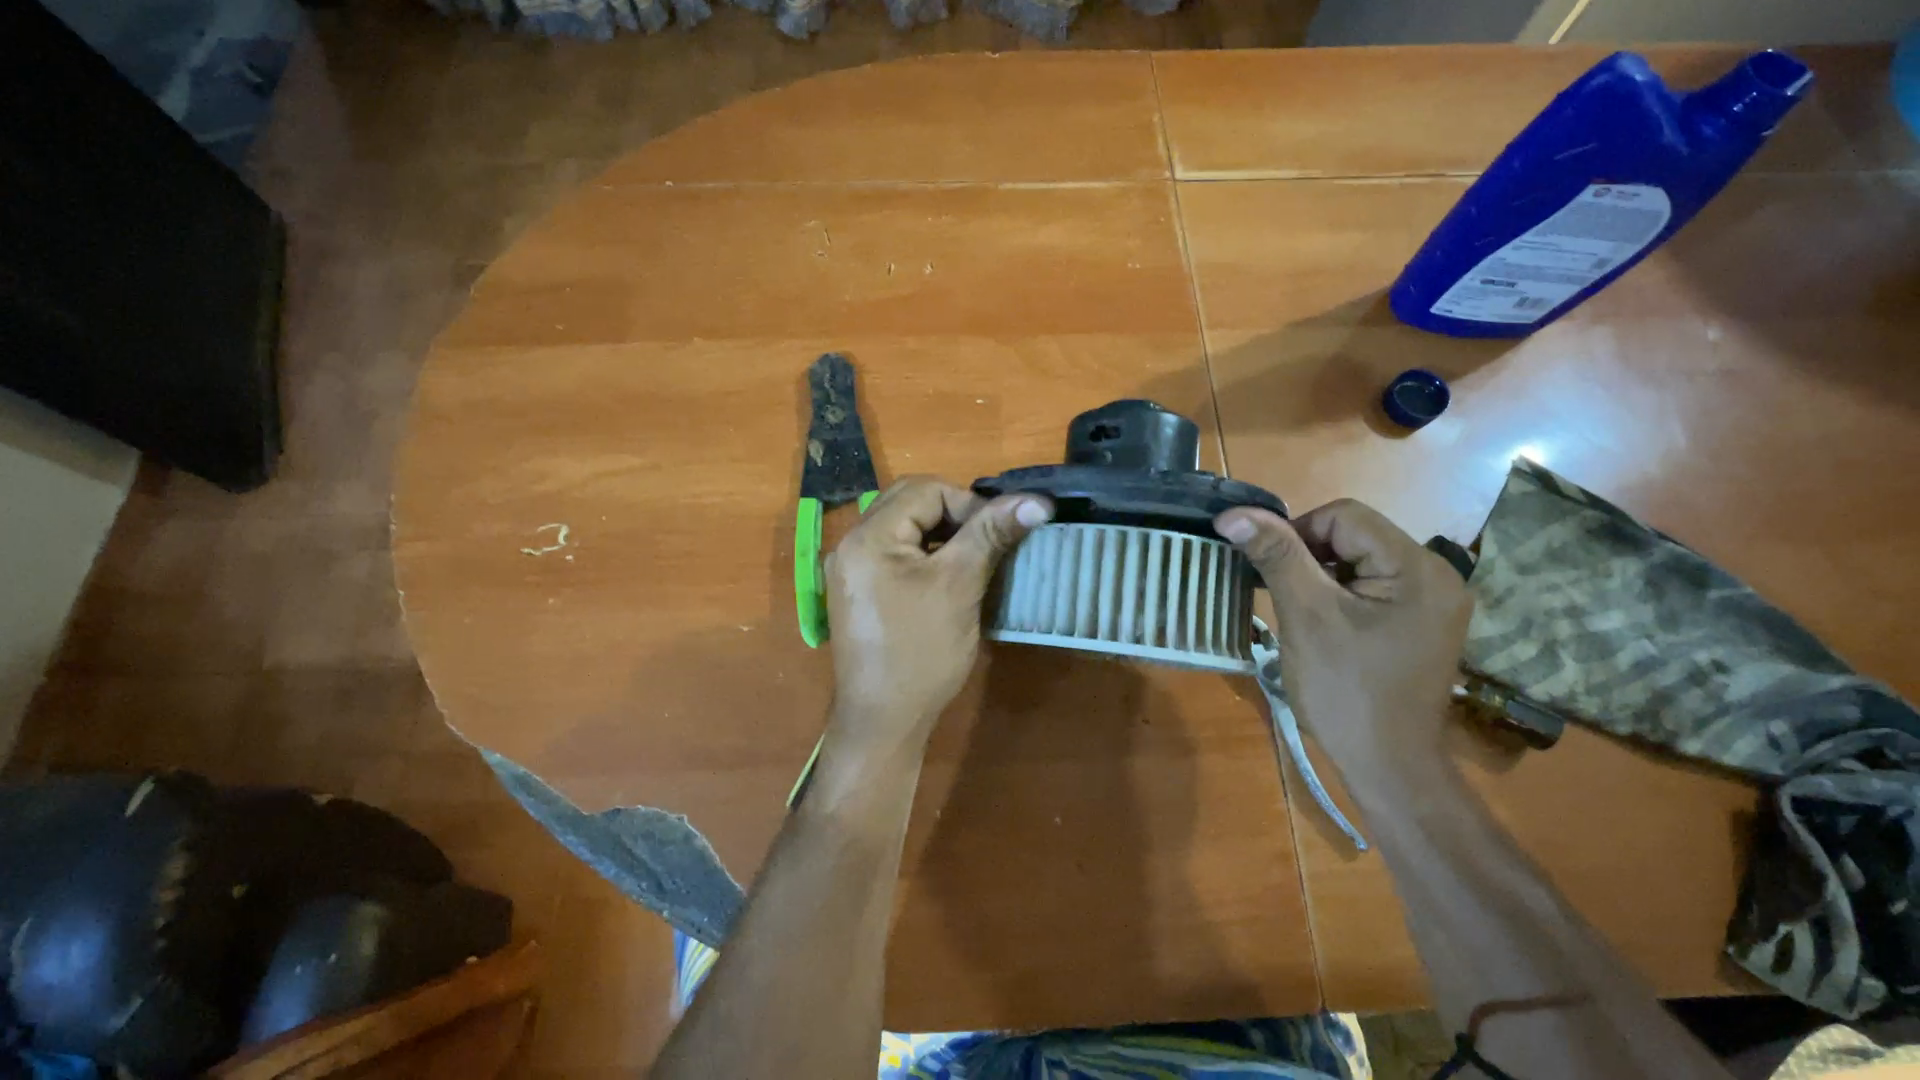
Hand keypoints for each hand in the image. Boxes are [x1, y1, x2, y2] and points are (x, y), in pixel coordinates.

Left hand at [825, 477, 1051, 747]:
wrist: (883, 720)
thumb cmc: (922, 653)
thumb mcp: (960, 586)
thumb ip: (992, 535)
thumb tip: (1038, 500)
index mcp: (868, 536)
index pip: (926, 490)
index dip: (969, 505)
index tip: (997, 538)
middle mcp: (851, 543)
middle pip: (910, 502)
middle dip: (954, 516)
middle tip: (985, 546)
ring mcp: (851, 568)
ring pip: (905, 527)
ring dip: (942, 535)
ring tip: (971, 563)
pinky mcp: (859, 590)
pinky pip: (895, 552)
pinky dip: (926, 555)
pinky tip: (947, 581)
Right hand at [1215, 500, 1470, 779]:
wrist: (1388, 767)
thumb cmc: (1346, 691)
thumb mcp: (1306, 616)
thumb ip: (1276, 556)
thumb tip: (1233, 514)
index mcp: (1417, 567)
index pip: (1344, 516)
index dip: (1297, 533)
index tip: (1268, 572)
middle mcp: (1437, 575)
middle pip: (1356, 537)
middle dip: (1310, 558)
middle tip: (1284, 598)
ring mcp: (1434, 603)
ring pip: (1361, 563)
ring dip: (1322, 578)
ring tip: (1302, 615)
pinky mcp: (1423, 625)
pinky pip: (1374, 590)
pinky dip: (1341, 598)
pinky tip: (1325, 628)